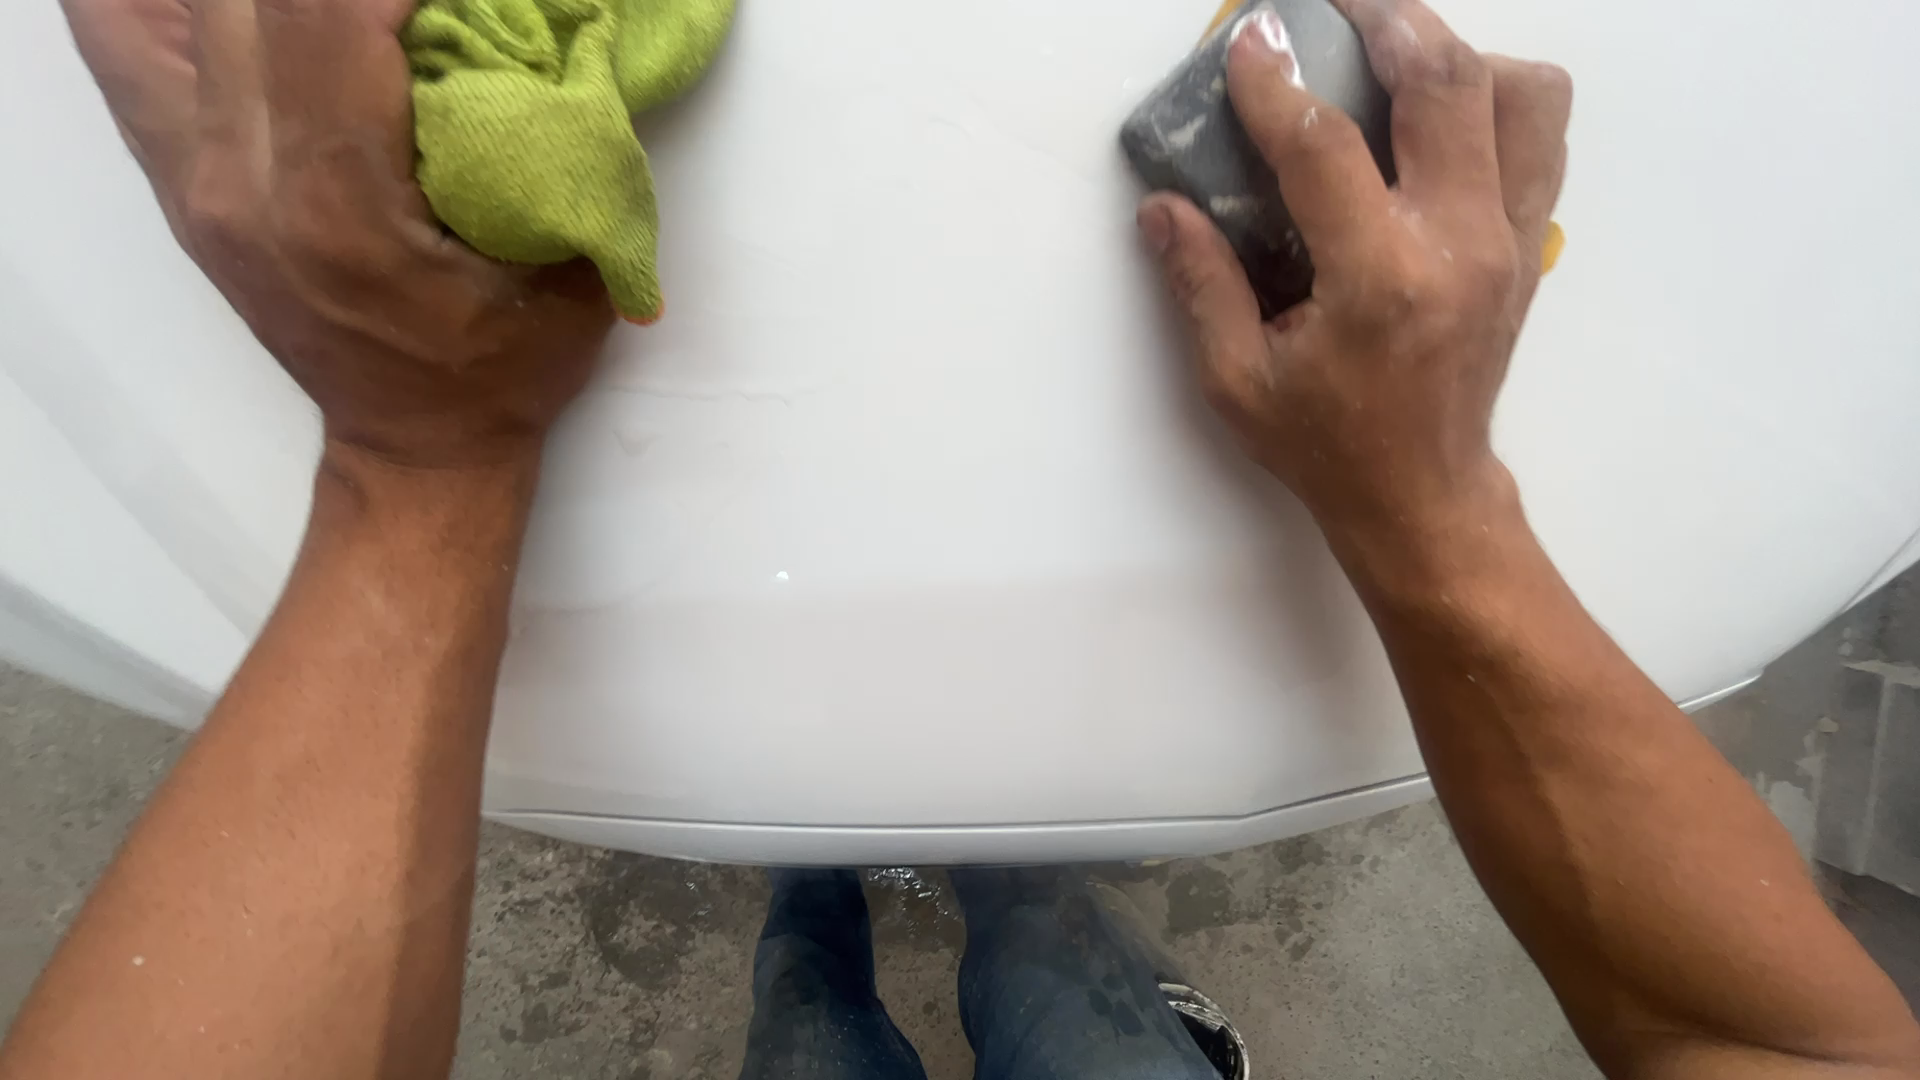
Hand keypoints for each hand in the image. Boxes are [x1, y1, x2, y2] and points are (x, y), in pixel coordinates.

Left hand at [61, 0, 614, 469]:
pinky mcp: (178, 184)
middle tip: (421, 6)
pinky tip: (247, 14)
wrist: (420, 445)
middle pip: (255, 1)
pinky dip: (187, 4)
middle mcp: (242, 182)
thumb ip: (569, 181)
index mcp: (348, 214)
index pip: (333, 22)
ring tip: (352, 14)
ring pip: (183, 4)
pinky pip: (122, 39)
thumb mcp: (574, 291)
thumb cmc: (507, 379)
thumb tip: (568, 68)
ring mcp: (193, 181)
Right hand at [1138, 0, 1571, 539]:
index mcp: (1376, 280)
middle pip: (1446, 83)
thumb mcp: (1236, 379)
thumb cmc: (1322, 445)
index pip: (1323, 148)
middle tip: (1334, 5)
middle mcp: (1458, 244)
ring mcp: (1509, 241)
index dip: (1277, 86)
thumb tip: (1162, 211)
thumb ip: (1201, 286)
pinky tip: (1440, 115)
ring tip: (1394, 53)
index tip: (1249, 38)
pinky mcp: (1527, 248)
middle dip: (1386, 20)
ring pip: (1522, 92)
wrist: (1418, 493)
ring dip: (1455, 52)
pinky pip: (1540, 136)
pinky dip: (1496, 98)